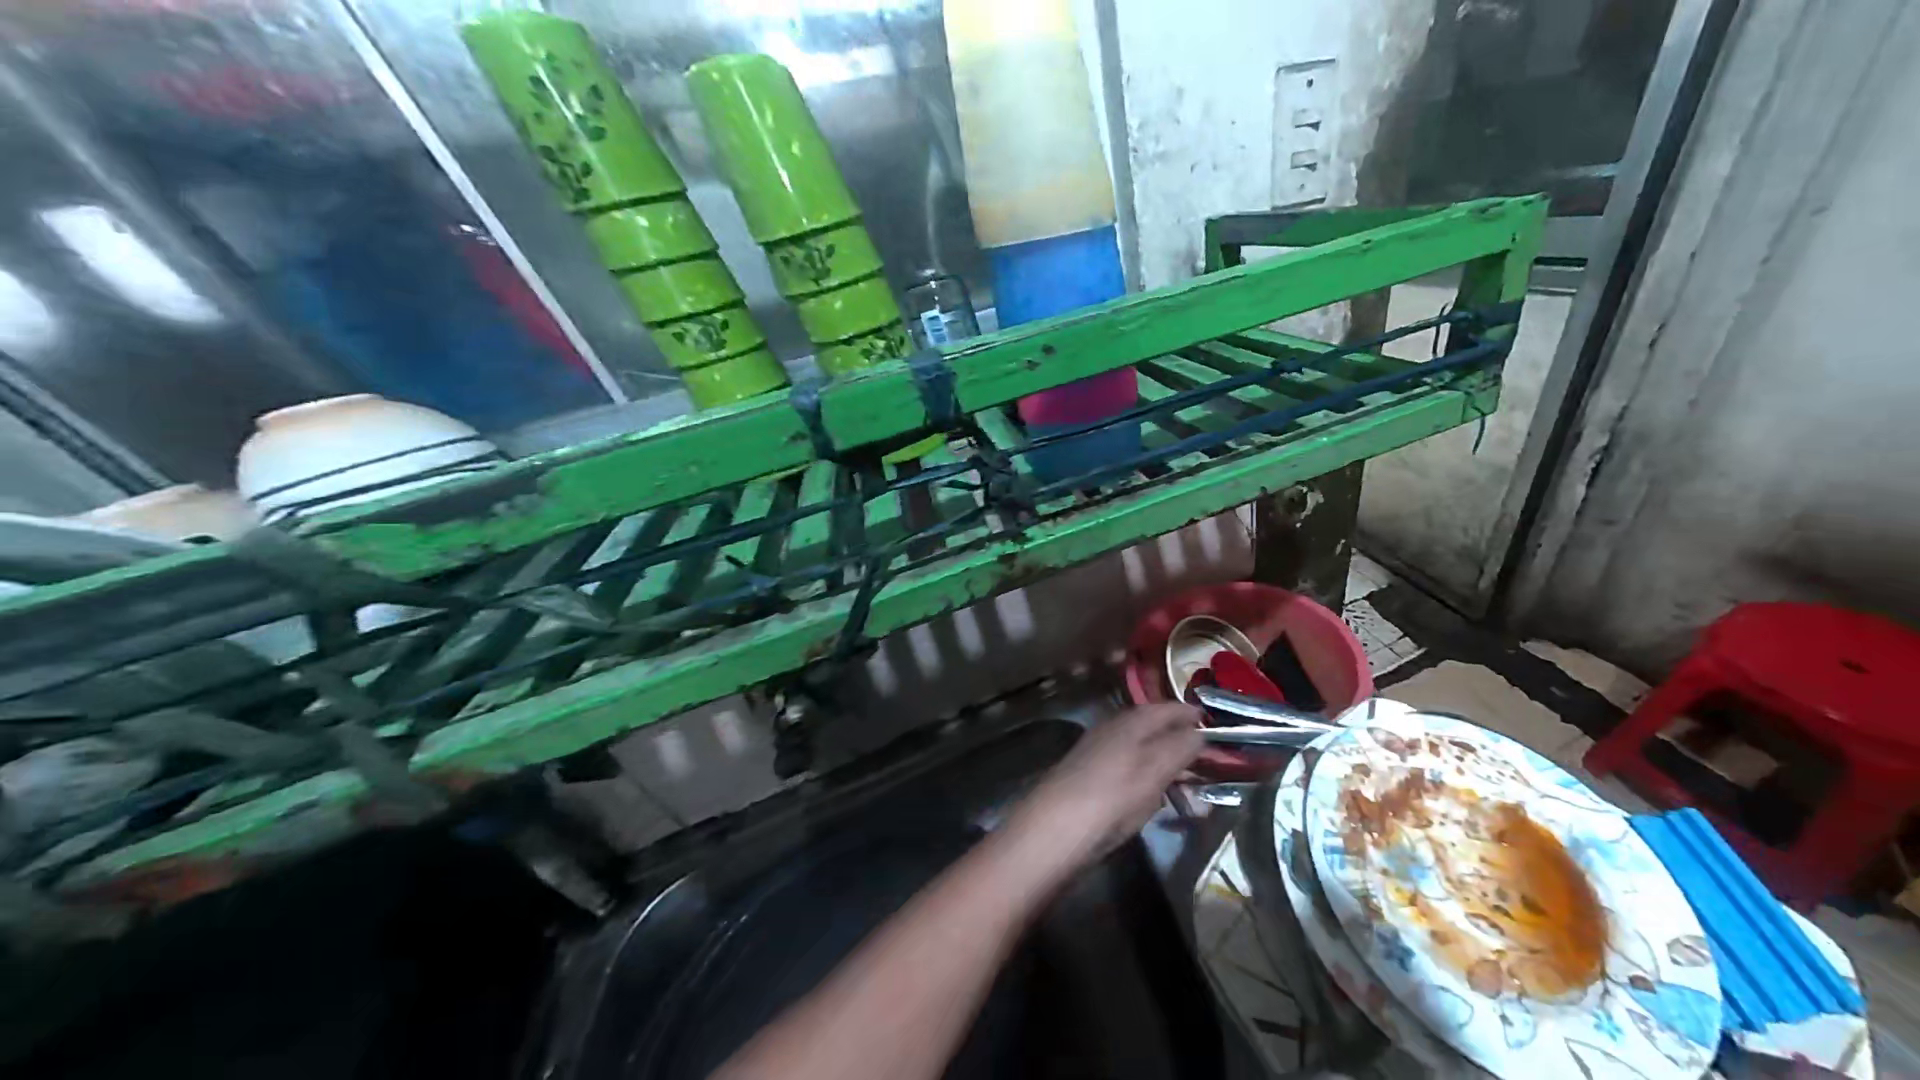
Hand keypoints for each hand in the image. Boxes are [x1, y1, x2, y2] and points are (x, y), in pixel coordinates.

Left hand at [1000, 704, 1204, 882]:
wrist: (1054, 830)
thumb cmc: (1112, 796)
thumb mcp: (1154, 769)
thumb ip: (1180, 746)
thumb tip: (1200, 731)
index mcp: (1129, 722)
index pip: (1166, 708)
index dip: (1190, 714)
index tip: (1215, 724)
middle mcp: (1113, 731)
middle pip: (1154, 730)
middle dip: (1182, 744)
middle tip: (1209, 764)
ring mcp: (1100, 756)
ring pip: (1143, 754)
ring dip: (1169, 768)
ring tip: (1192, 794)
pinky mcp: (1092, 782)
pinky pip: (1131, 774)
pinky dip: (1150, 783)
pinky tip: (1157, 803)